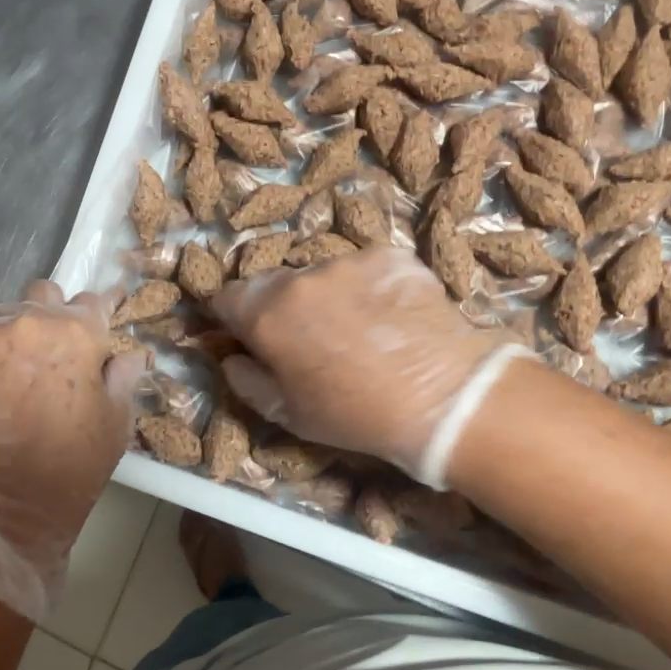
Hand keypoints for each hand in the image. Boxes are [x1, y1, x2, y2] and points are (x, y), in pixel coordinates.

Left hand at [0, 281, 146, 620]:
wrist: (3, 504)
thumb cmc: (71, 465)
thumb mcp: (114, 423)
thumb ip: (121, 378)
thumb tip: (127, 356)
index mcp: (74, 333)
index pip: (91, 301)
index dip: (97, 312)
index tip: (98, 321)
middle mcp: (25, 324)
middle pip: (40, 297)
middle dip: (48, 315)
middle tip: (50, 351)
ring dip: (10, 340)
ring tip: (11, 377)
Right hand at [211, 247, 526, 487]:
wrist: (445, 398)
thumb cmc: (355, 414)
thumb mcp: (287, 414)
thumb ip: (245, 380)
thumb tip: (230, 357)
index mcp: (265, 314)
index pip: (225, 297)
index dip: (231, 317)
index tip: (247, 335)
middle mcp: (299, 278)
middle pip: (272, 282)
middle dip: (279, 305)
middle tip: (306, 338)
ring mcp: (346, 261)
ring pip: (320, 275)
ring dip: (326, 295)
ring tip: (356, 329)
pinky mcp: (389, 255)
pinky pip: (364, 268)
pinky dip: (368, 287)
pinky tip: (388, 316)